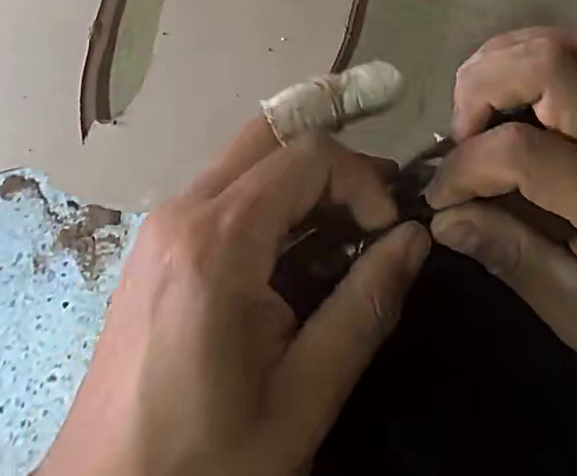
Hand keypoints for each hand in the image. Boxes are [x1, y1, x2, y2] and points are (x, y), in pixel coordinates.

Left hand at [40, 119, 430, 475]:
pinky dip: (275, 194)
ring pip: (251, 154)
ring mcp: (163, 224)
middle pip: (274, 133)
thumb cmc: (206, 458)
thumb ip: (367, 304)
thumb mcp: (304, 394)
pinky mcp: (159, 244)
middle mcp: (182, 212)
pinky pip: (228, 186)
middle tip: (372, 208)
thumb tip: (417, 236)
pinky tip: (297, 246)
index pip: (309, 154)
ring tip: (345, 227)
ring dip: (307, 175)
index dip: (363, 179)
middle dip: (336, 159)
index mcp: (217, 242)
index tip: (385, 232)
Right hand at [425, 27, 576, 474]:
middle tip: (459, 141)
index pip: (527, 150)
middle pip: (552, 63)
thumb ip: (511, 257)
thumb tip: (442, 215)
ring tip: (474, 114)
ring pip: (566, 43)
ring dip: (505, 62)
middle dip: (483, 88)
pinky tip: (503, 99)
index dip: (466, 166)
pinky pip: (576, 54)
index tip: (439, 200)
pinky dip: (527, 58)